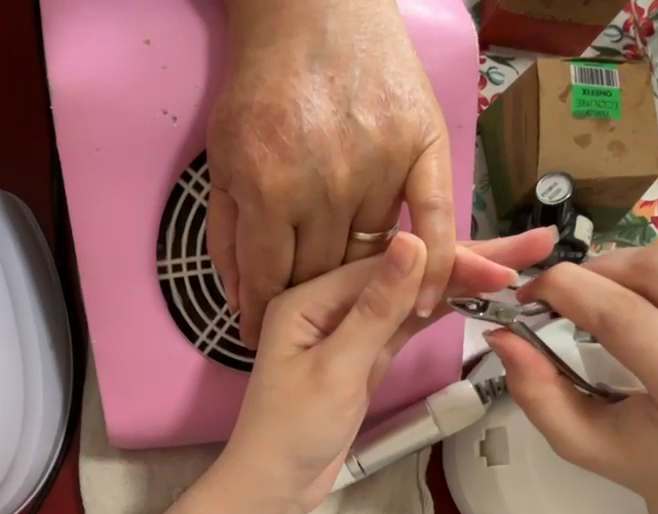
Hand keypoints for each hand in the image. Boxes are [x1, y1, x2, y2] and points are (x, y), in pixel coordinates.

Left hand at [208, 0, 453, 347]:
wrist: (313, 10)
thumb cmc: (262, 89)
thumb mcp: (223, 163)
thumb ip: (227, 238)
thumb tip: (239, 305)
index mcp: (268, 190)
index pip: (268, 281)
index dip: (260, 315)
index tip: (257, 337)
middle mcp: (324, 186)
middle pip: (318, 277)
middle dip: (304, 300)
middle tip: (305, 316)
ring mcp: (377, 166)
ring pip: (369, 258)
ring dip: (359, 286)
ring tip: (352, 305)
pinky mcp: (421, 147)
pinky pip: (434, 223)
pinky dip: (434, 268)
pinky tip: (427, 302)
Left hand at [226, 229, 559, 507]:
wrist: (275, 485)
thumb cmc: (292, 431)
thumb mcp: (337, 368)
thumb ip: (377, 308)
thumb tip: (413, 241)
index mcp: (309, 297)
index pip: (389, 264)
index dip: (449, 260)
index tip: (504, 261)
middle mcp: (327, 305)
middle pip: (405, 274)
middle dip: (467, 261)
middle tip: (534, 244)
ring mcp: (347, 331)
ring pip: (411, 299)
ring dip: (461, 283)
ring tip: (518, 266)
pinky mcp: (361, 358)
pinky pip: (404, 326)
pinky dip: (439, 312)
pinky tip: (475, 294)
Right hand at [488, 232, 657, 513]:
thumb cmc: (640, 459)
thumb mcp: (575, 439)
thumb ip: (534, 389)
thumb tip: (502, 333)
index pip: (624, 316)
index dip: (567, 291)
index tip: (529, 292)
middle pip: (657, 269)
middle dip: (596, 270)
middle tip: (563, 292)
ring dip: (632, 263)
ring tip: (609, 295)